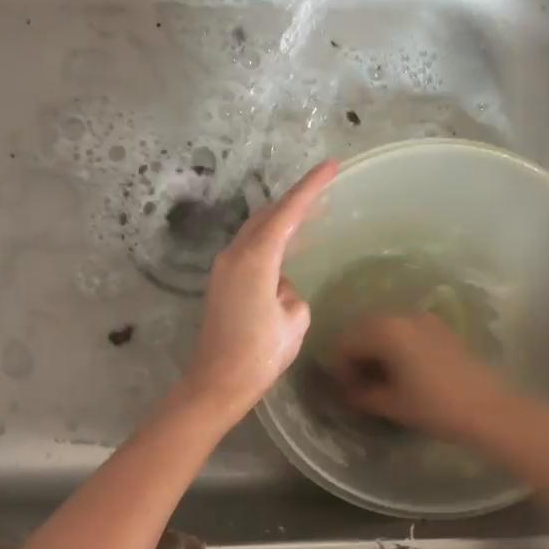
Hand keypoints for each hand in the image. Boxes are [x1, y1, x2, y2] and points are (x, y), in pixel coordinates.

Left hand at [180, 161, 336, 416]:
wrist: (217, 383)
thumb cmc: (259, 355)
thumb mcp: (294, 322)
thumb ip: (291, 293)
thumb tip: (279, 287)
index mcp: (255, 259)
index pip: (286, 213)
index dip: (310, 187)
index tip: (331, 166)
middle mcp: (234, 256)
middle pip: (266, 216)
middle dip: (293, 201)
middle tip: (323, 190)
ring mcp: (222, 270)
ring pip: (254, 233)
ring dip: (278, 222)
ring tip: (307, 218)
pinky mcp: (220, 286)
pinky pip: (249, 252)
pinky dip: (268, 243)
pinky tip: (283, 252)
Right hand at [327, 310, 509, 440]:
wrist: (490, 409)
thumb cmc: (434, 406)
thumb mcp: (390, 403)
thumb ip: (359, 394)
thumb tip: (342, 391)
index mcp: (384, 329)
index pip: (344, 342)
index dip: (337, 367)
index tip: (341, 390)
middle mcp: (401, 315)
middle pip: (362, 329)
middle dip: (354, 354)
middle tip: (355, 384)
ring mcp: (423, 318)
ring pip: (384, 328)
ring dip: (373, 349)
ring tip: (377, 379)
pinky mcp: (440, 328)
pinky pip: (405, 330)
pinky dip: (394, 346)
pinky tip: (400, 371)